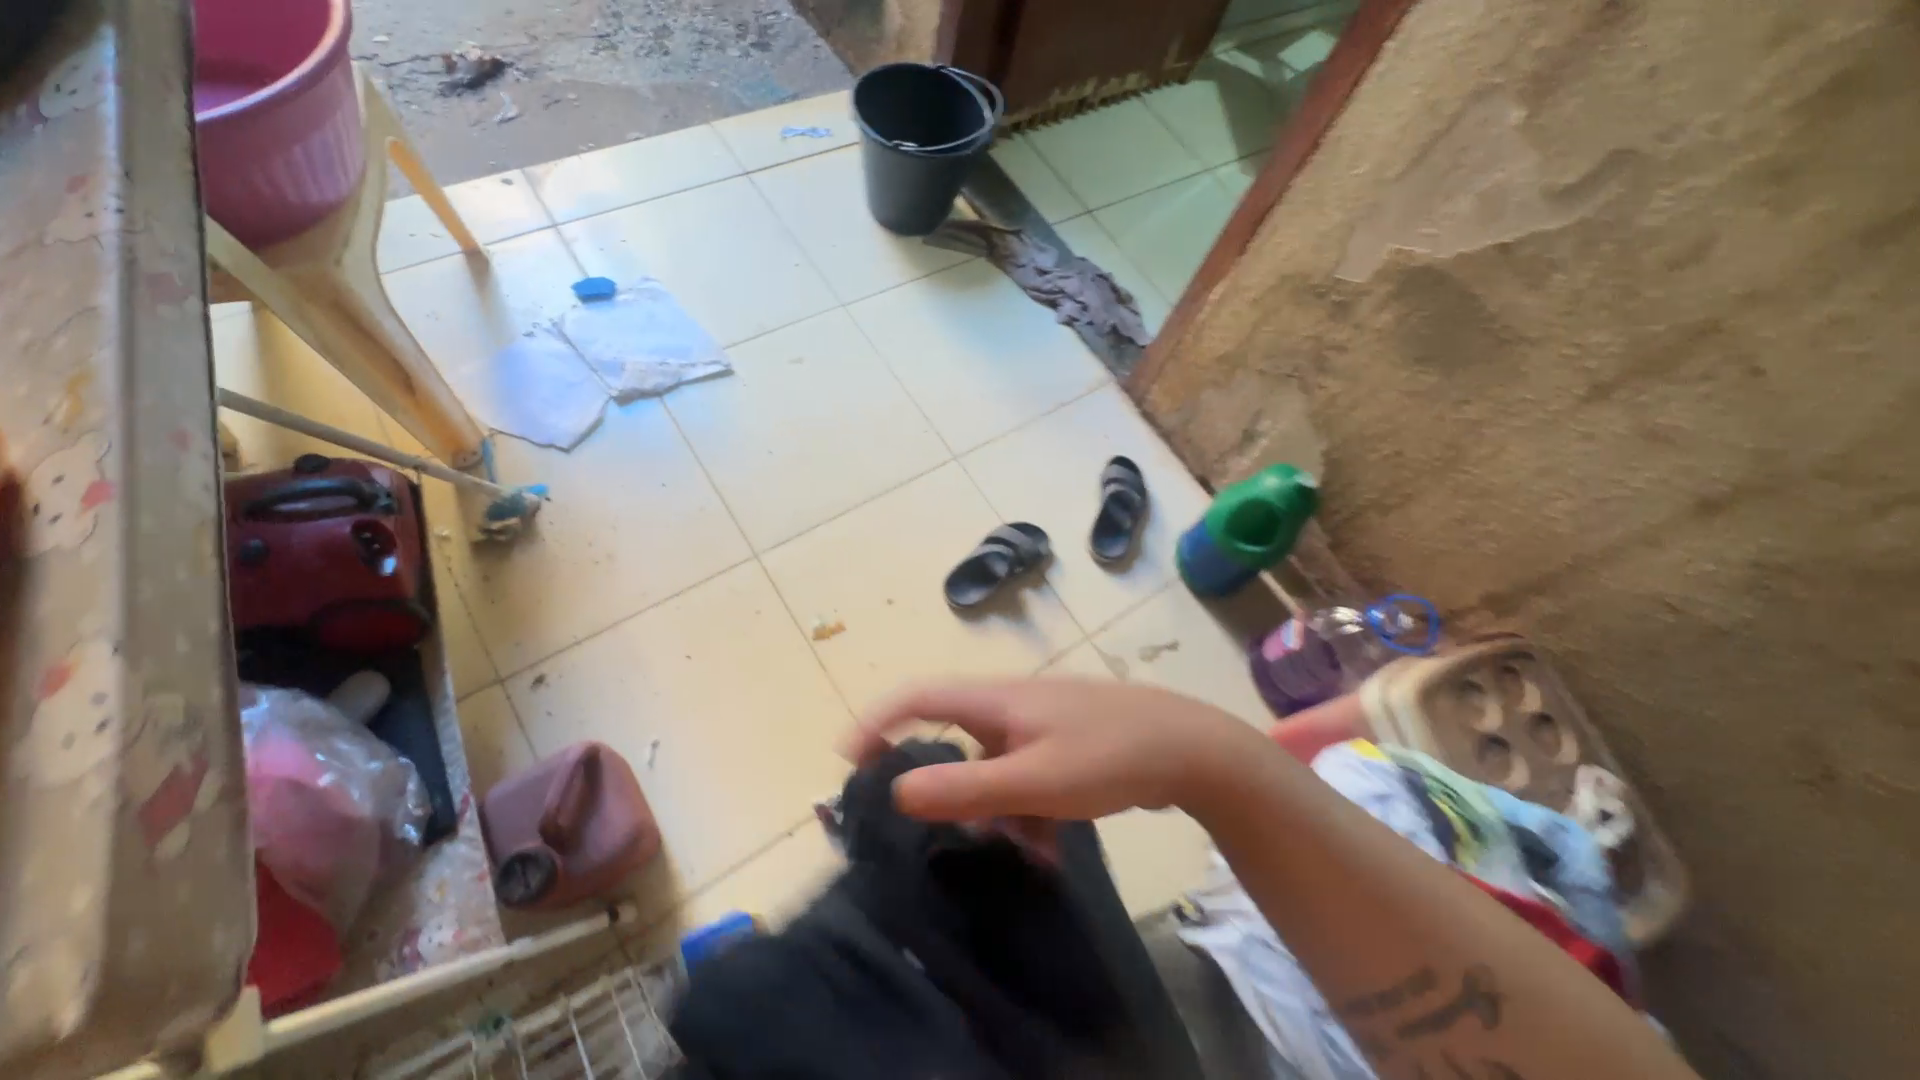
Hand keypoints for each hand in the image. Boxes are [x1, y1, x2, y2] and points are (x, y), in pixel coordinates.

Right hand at [843, 677, 1267, 823]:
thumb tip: (897, 792)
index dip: (877, 722)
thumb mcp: (1035, 781)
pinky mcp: (1068, 748)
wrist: (1195, 751)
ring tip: (1016, 849)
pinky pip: (1029, 781)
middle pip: (954, 739)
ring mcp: (1043, 727)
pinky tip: (1049, 849)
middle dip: (944, 786)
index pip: (918, 697)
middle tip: (930, 826)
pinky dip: (1028, 813)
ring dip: (995, 810)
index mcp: (997, 700)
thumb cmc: (1110, 756)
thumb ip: (966, 788)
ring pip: (995, 769)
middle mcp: (1013, 706)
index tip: (849, 760)